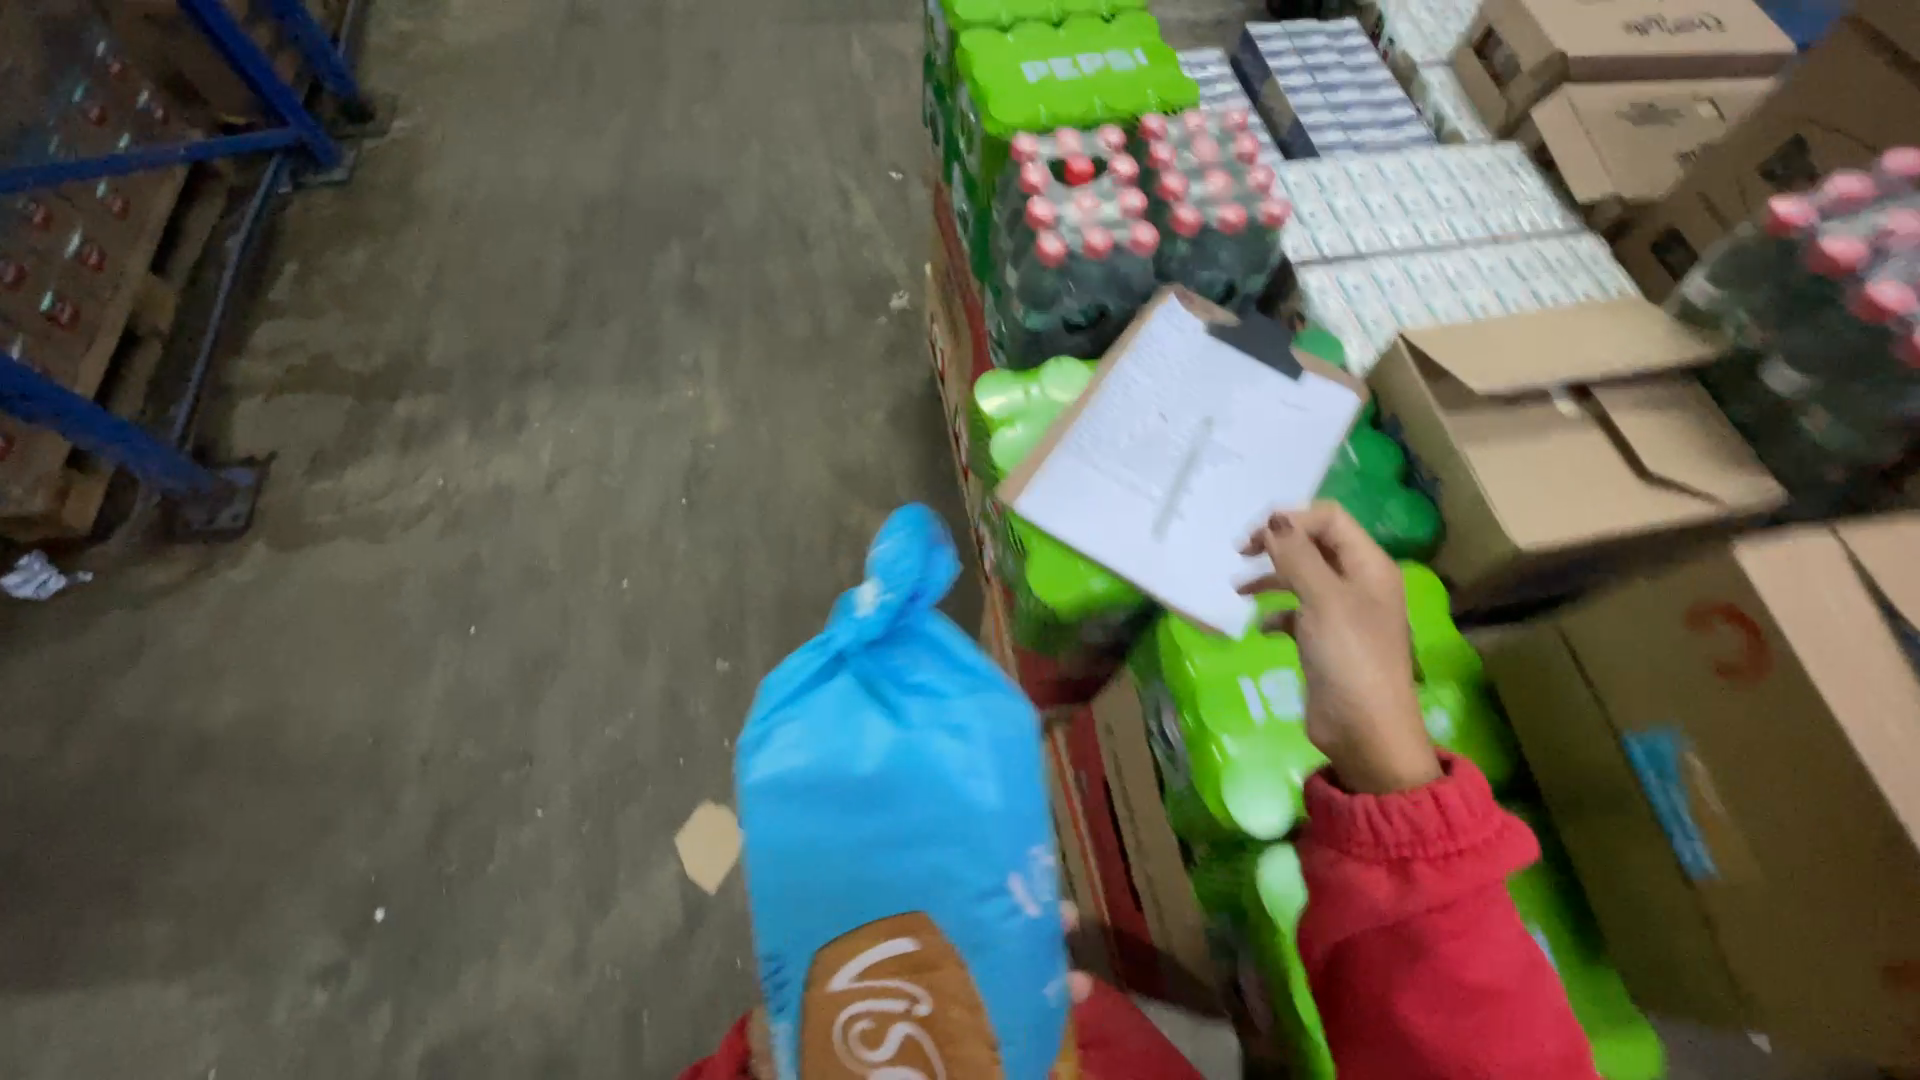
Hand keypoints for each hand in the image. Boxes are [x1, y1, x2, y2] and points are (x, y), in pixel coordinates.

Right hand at [1239, 502, 1439, 795]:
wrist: (1364, 729)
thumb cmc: (1349, 657)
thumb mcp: (1322, 599)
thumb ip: (1297, 556)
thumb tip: (1273, 519)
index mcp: (1368, 565)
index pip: (1330, 519)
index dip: (1293, 520)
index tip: (1257, 537)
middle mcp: (1358, 583)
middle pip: (1315, 544)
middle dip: (1278, 544)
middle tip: (1241, 552)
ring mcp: (1342, 613)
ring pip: (1302, 577)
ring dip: (1271, 576)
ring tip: (1239, 589)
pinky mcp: (1325, 640)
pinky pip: (1296, 612)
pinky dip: (1276, 612)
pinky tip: (1263, 626)